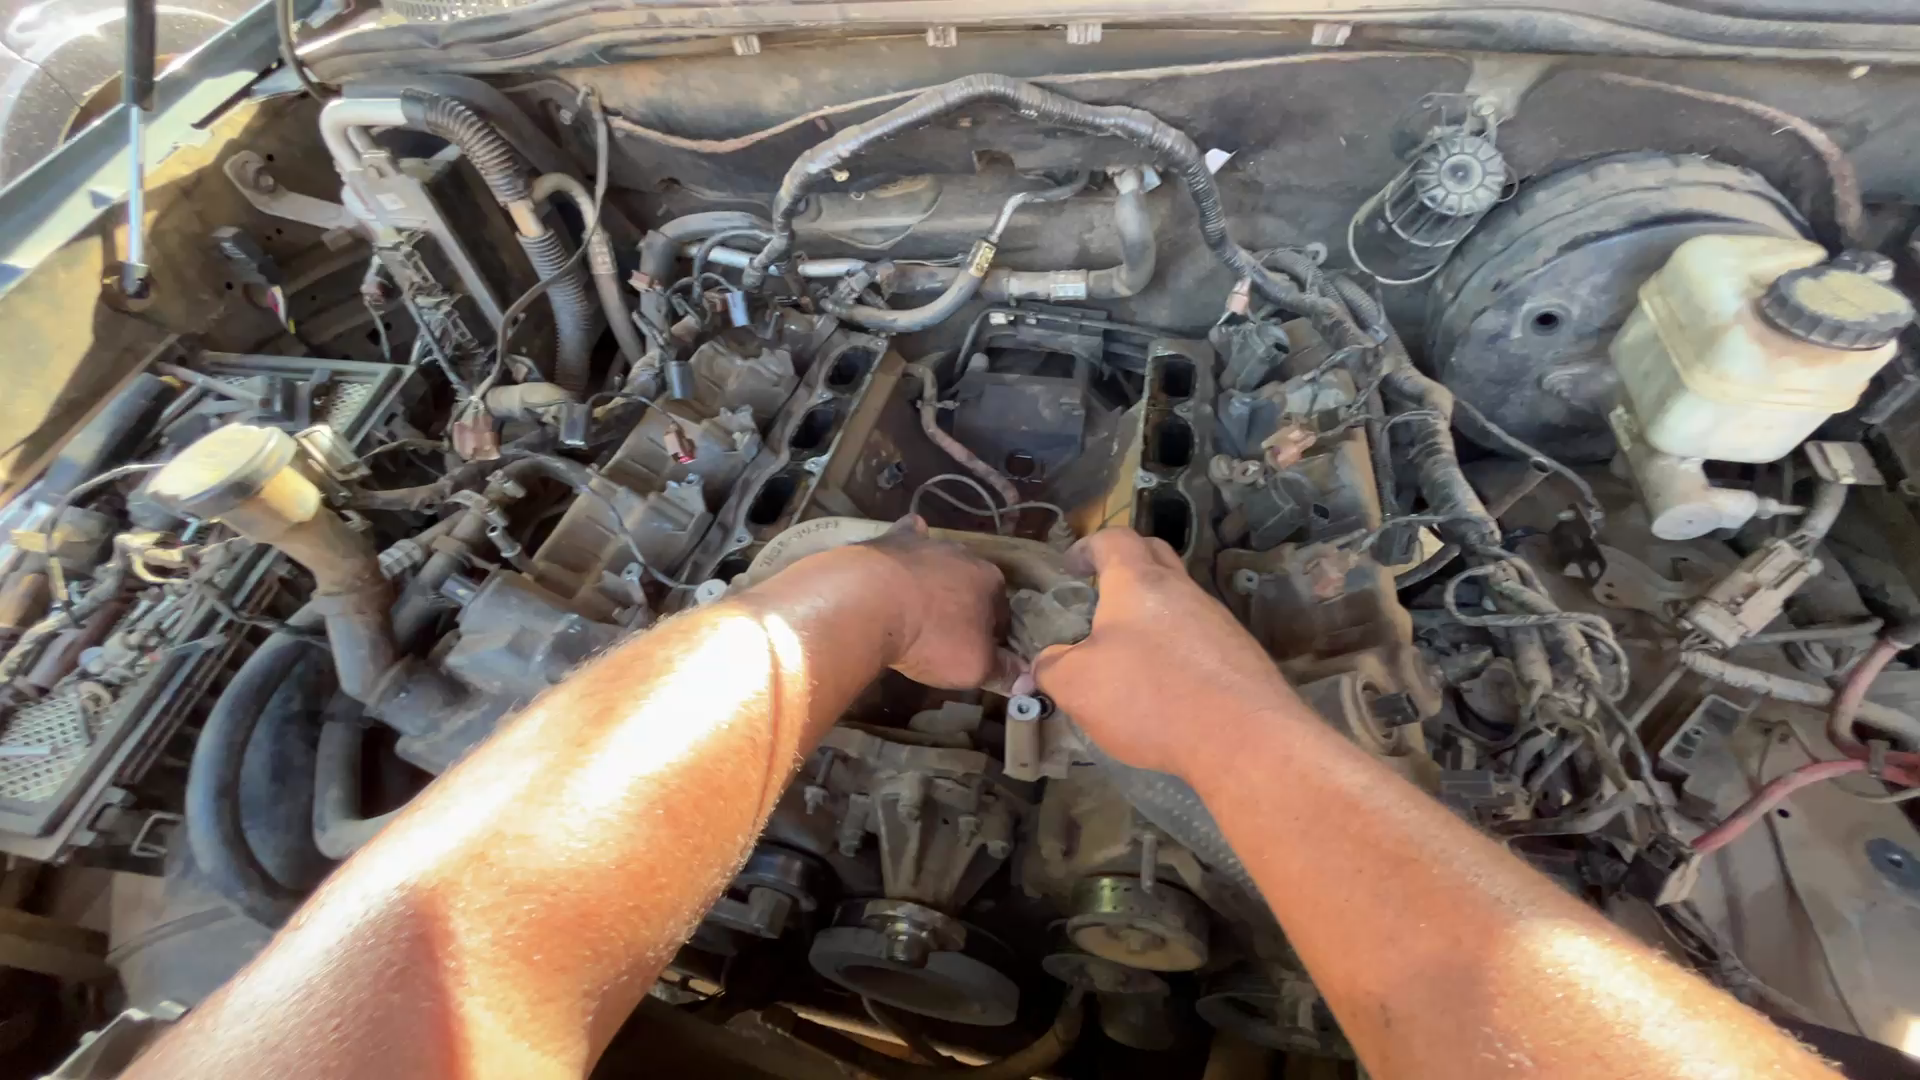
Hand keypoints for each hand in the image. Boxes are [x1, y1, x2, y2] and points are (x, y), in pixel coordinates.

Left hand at [852, 516, 1018, 688]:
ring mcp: (928, 543)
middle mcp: (965, 555)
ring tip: (919, 608)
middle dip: (965, 606)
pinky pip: (908, 537)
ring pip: (941, 562)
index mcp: (991, 582)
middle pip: (972, 584)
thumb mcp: (974, 667)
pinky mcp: (893, 539)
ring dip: (936, 581)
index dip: (992, 637)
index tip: (976, 654)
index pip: (1002, 613)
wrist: (868, 605)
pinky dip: (908, 545)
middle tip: (945, 635)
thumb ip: (1003, 671)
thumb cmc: (930, 638)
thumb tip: (1027, 680)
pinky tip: (901, 556)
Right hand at [1032, 528, 1301, 777]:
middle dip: (1124, 565)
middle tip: (1099, 594)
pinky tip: (1164, 683)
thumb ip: (1051, 668)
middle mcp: (1181, 589)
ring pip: (1178, 599)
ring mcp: (1217, 620)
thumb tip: (1037, 667)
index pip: (1114, 539)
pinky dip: (1175, 646)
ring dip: (1151, 611)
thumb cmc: (1150, 696)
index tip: (1070, 567)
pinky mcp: (1238, 654)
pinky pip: (1198, 635)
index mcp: (1138, 582)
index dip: (1088, 547)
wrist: (1246, 738)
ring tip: (1126, 648)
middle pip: (1154, 556)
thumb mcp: (1078, 686)